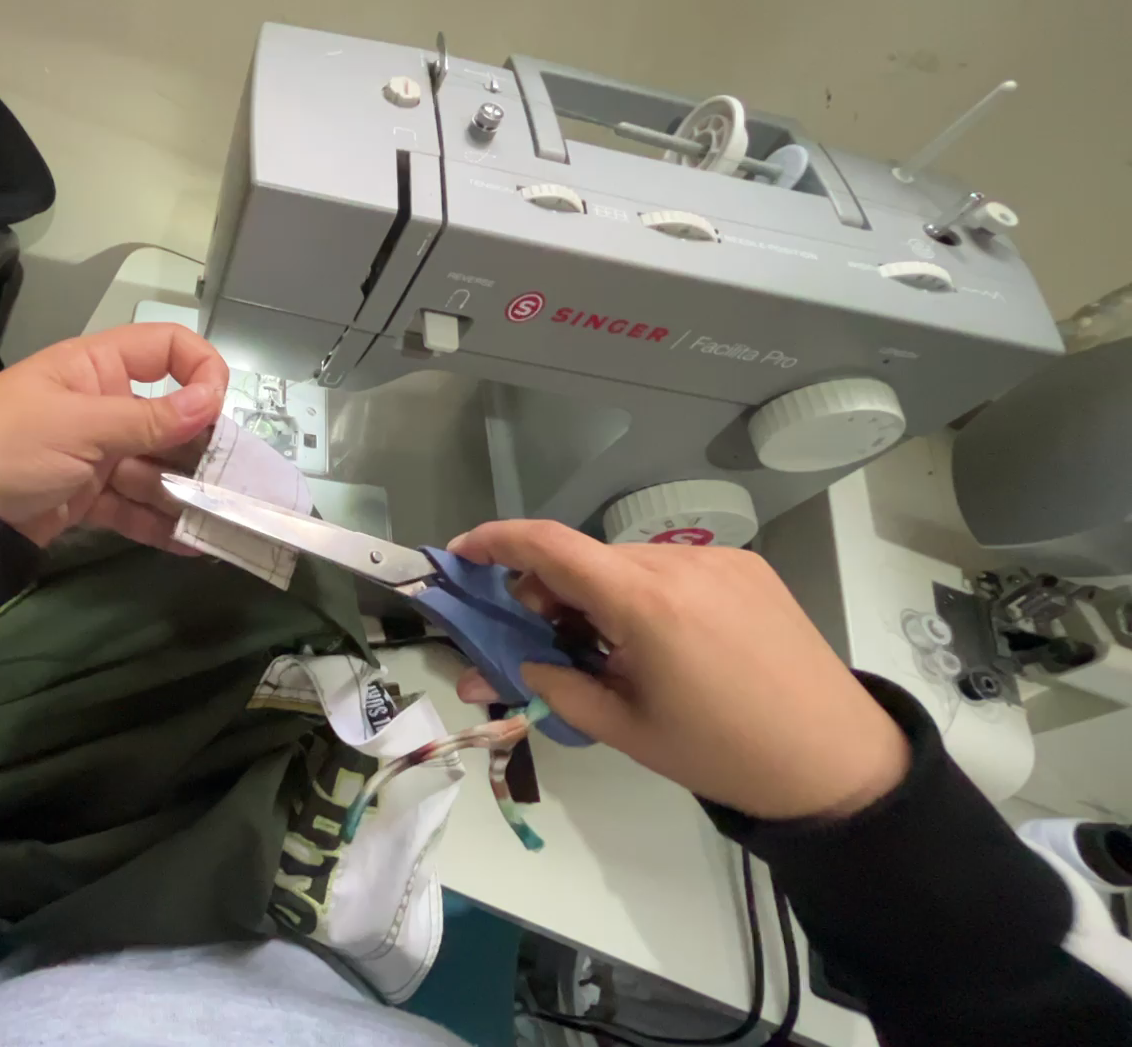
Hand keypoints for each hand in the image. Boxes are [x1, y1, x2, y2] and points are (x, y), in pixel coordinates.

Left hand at [0, 322, 226, 548]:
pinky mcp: (88, 498)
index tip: (218, 410)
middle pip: (169, 418)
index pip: (166, 348)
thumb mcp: (81, 426)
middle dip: (201, 447)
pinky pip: (133, 507)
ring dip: (186, 493)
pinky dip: (159, 525)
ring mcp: (97, 455)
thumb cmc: (9, 445)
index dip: (200, 369)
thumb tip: (214, 400)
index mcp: (99, 368)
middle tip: (235, 482)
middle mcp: (104, 406)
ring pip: (155, 468)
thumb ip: (149, 417)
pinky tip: (193, 544)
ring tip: (223, 520)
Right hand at [447, 521, 909, 819]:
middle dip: (543, 585)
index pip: (549, 545)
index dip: (495, 539)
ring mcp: (718, 561)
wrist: (842, 765)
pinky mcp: (746, 568)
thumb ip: (548, 685)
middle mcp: (679, 565)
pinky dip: (634, 590)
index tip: (461, 552)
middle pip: (580, 555)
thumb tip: (498, 665)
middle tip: (539, 633)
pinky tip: (655, 636)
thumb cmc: (720, 753)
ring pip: (620, 560)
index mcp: (644, 603)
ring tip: (605, 644)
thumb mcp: (619, 726)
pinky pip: (663, 566)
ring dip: (590, 590)